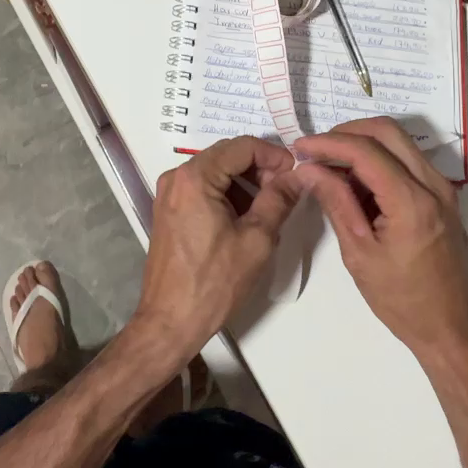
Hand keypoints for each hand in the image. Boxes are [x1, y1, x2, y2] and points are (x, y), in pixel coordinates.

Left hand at [131, 136, 302, 364]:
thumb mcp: (257, 240)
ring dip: (245, 184)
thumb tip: (298, 176)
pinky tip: (246, 221)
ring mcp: (169, 194)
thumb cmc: (214, 282)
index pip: (242, 146)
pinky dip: (227, 196)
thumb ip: (278, 200)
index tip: (295, 174)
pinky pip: (203, 190)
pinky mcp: (169, 211)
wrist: (170, 321)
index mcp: (195, 177)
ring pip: (216, 173)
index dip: (273, 155)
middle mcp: (177, 177)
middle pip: (227, 156)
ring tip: (269, 211)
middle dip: (260, 169)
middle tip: (285, 193)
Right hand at [294, 118, 467, 369]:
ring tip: (331, 166)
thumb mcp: (359, 254)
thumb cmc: (402, 301)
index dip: (328, 143)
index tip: (299, 148)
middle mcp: (433, 185)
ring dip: (363, 144)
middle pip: (387, 131)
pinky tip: (356, 182)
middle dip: (346, 132)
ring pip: (399, 142)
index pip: (365, 150)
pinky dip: (380, 159)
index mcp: (412, 201)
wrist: (453, 329)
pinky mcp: (443, 197)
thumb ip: (336, 203)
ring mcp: (443, 189)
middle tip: (315, 150)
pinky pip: (408, 160)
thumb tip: (309, 169)